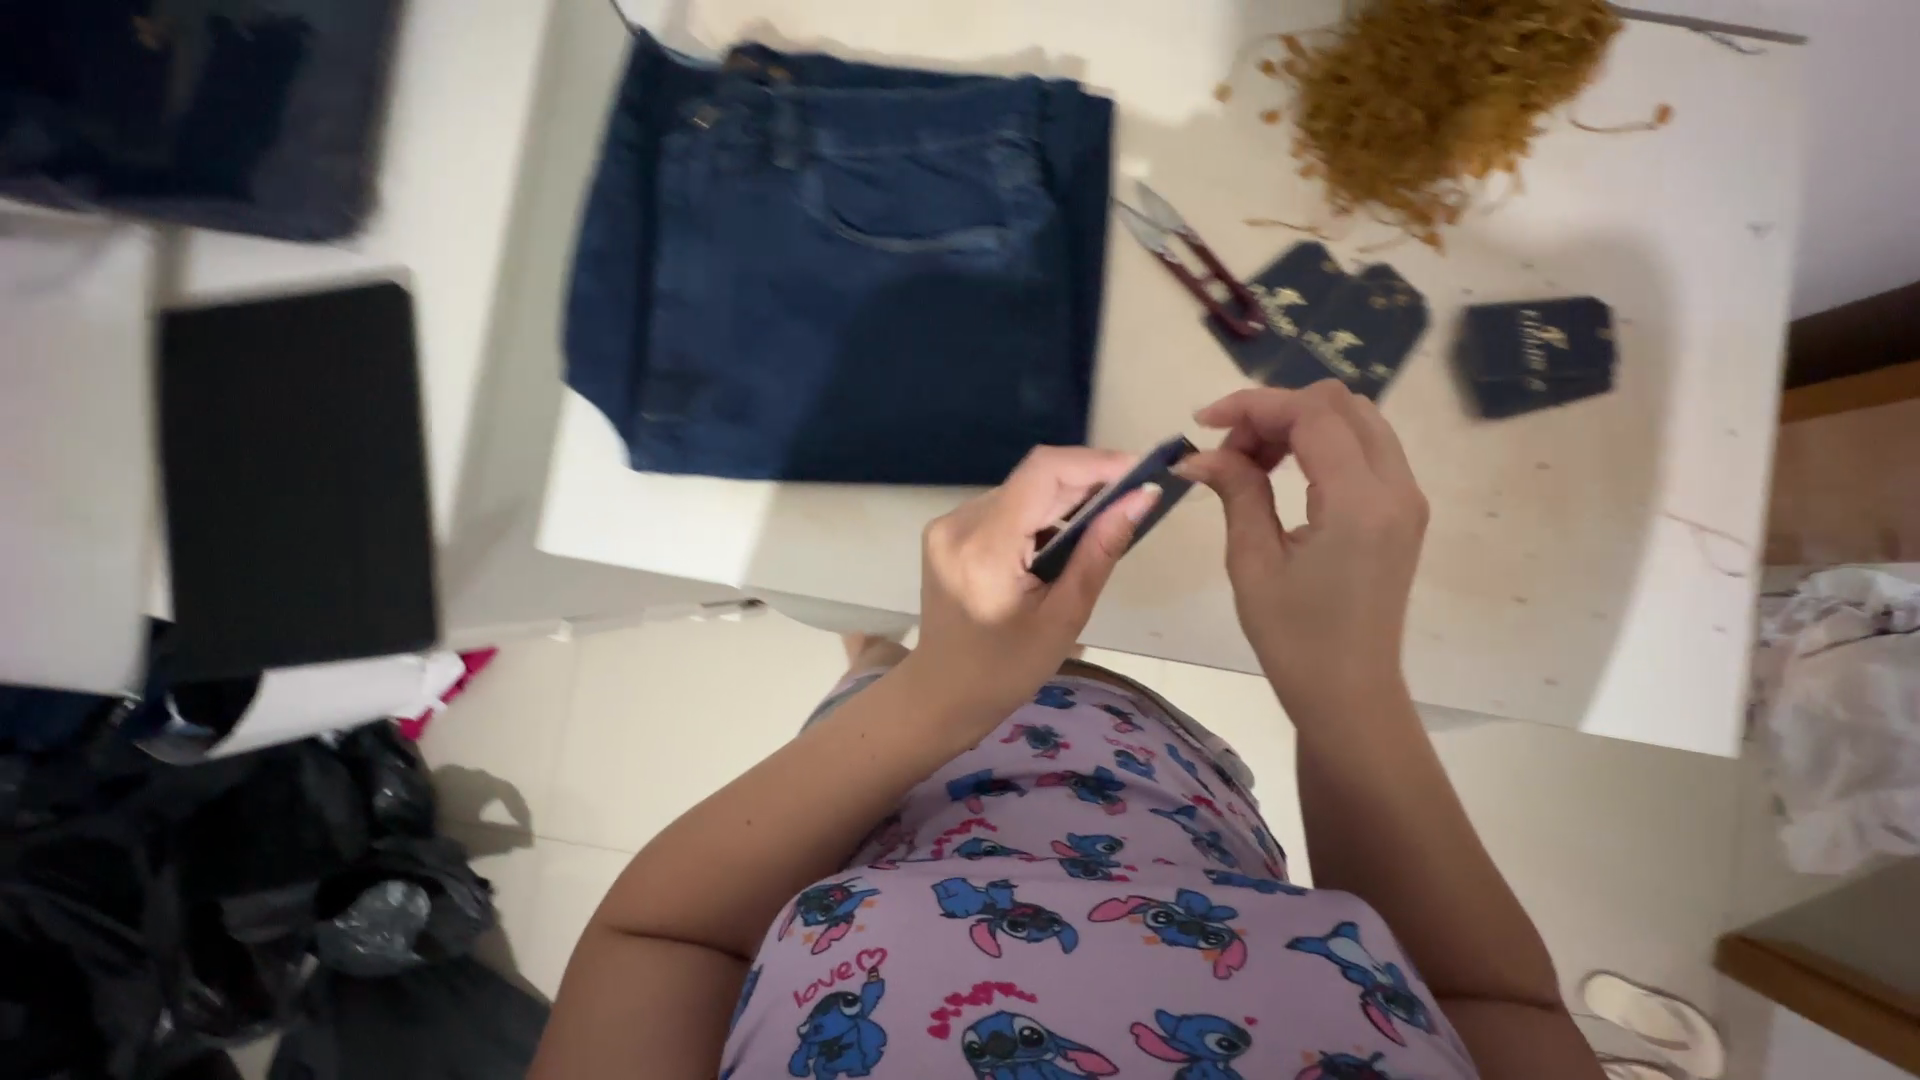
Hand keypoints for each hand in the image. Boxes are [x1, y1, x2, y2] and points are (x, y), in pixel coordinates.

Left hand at [908, 446, 1160, 718]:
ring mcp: (947, 525)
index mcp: (985, 547)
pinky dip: (1037, 516)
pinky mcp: (946, 532)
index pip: (1043, 473)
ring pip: (1020, 491)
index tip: (1142, 472)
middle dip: (1088, 484)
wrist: (943, 693)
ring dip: (1063, 501)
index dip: (1095, 463)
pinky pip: (1003, 507)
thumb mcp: (1064, 618)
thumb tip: (1142, 497)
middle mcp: (959, 523)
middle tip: (1135, 500)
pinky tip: (1058, 544)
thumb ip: (1099, 552)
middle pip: (1033, 480)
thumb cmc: (1006, 670)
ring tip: (1101, 526)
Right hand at [1180, 382, 1427, 708]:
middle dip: (1276, 411)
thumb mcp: (1253, 561)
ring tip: (1249, 462)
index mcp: (1358, 502)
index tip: (1203, 423)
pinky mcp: (1402, 510)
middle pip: (1340, 404)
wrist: (1349, 690)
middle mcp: (1396, 487)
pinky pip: (1365, 448)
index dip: (1253, 405)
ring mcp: (1406, 497)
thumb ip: (1236, 491)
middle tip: (1228, 449)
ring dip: (1298, 424)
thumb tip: (1197, 454)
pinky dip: (1320, 443)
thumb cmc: (1293, 637)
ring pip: (1356, 420)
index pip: (1312, 414)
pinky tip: (1281, 472)